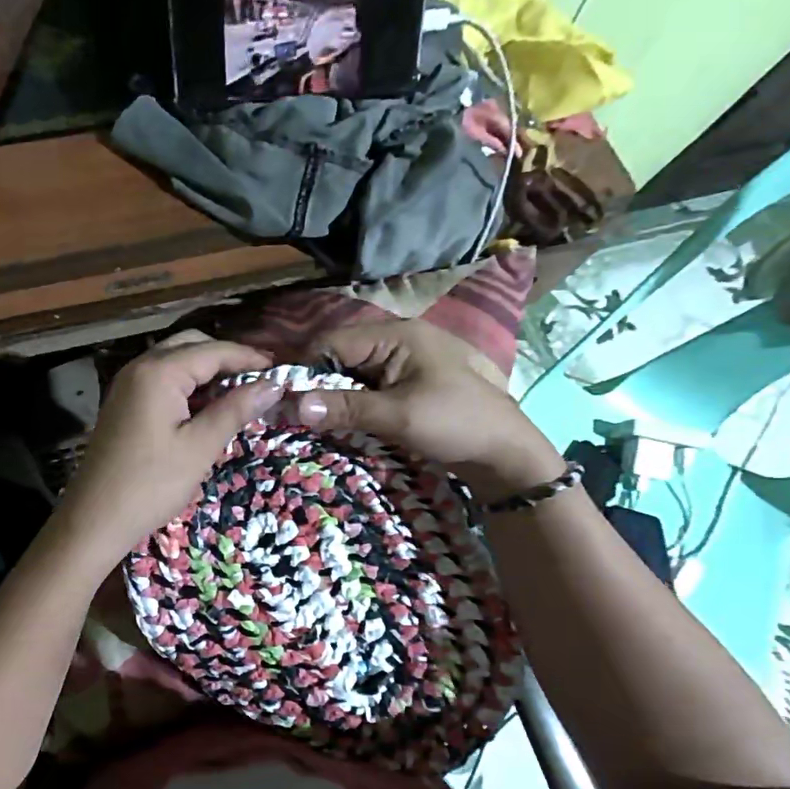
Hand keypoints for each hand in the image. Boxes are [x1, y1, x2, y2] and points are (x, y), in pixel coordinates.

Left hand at [52, 332, 283, 574]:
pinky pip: (162, 381)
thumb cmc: (151, 484)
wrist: (95, 518)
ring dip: (208, 373)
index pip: (214, 351)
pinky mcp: (124, 404)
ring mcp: (128, 385)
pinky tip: (207, 409)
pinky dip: (188, 387)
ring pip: (176, 362)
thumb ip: (236, 409)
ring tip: (240, 397)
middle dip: (227, 360)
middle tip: (259, 383)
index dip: (250, 358)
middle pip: (192, 346)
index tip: (281, 373)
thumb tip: (273, 384)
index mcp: (159, 372)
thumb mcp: (200, 447)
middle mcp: (140, 367)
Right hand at [294, 320, 565, 498]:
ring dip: (334, 396)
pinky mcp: (408, 383)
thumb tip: (293, 404)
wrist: (505, 453)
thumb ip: (346, 408)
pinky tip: (341, 422)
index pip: (334, 342)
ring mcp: (404, 362)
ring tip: (313, 421)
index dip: (306, 368)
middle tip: (295, 414)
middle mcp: (398, 340)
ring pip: (352, 373)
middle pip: (341, 355)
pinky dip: (352, 402)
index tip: (285, 399)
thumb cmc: (456, 424)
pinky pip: (368, 386)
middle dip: (318, 384)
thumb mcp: (399, 417)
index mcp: (398, 335)